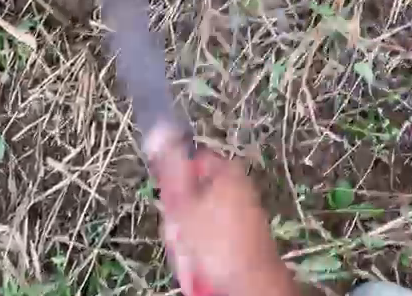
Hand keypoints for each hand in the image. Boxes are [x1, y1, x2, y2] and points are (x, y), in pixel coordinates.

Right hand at [154, 142, 298, 295]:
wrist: (253, 288)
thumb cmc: (217, 242)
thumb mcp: (184, 203)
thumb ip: (170, 168)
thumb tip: (158, 132)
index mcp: (226, 169)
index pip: (188, 159)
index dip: (173, 179)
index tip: (169, 201)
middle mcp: (237, 184)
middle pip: (192, 190)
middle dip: (180, 215)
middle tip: (179, 234)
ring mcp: (242, 211)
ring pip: (199, 216)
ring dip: (188, 235)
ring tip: (190, 253)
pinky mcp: (244, 236)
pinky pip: (212, 234)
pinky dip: (202, 247)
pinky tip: (200, 263)